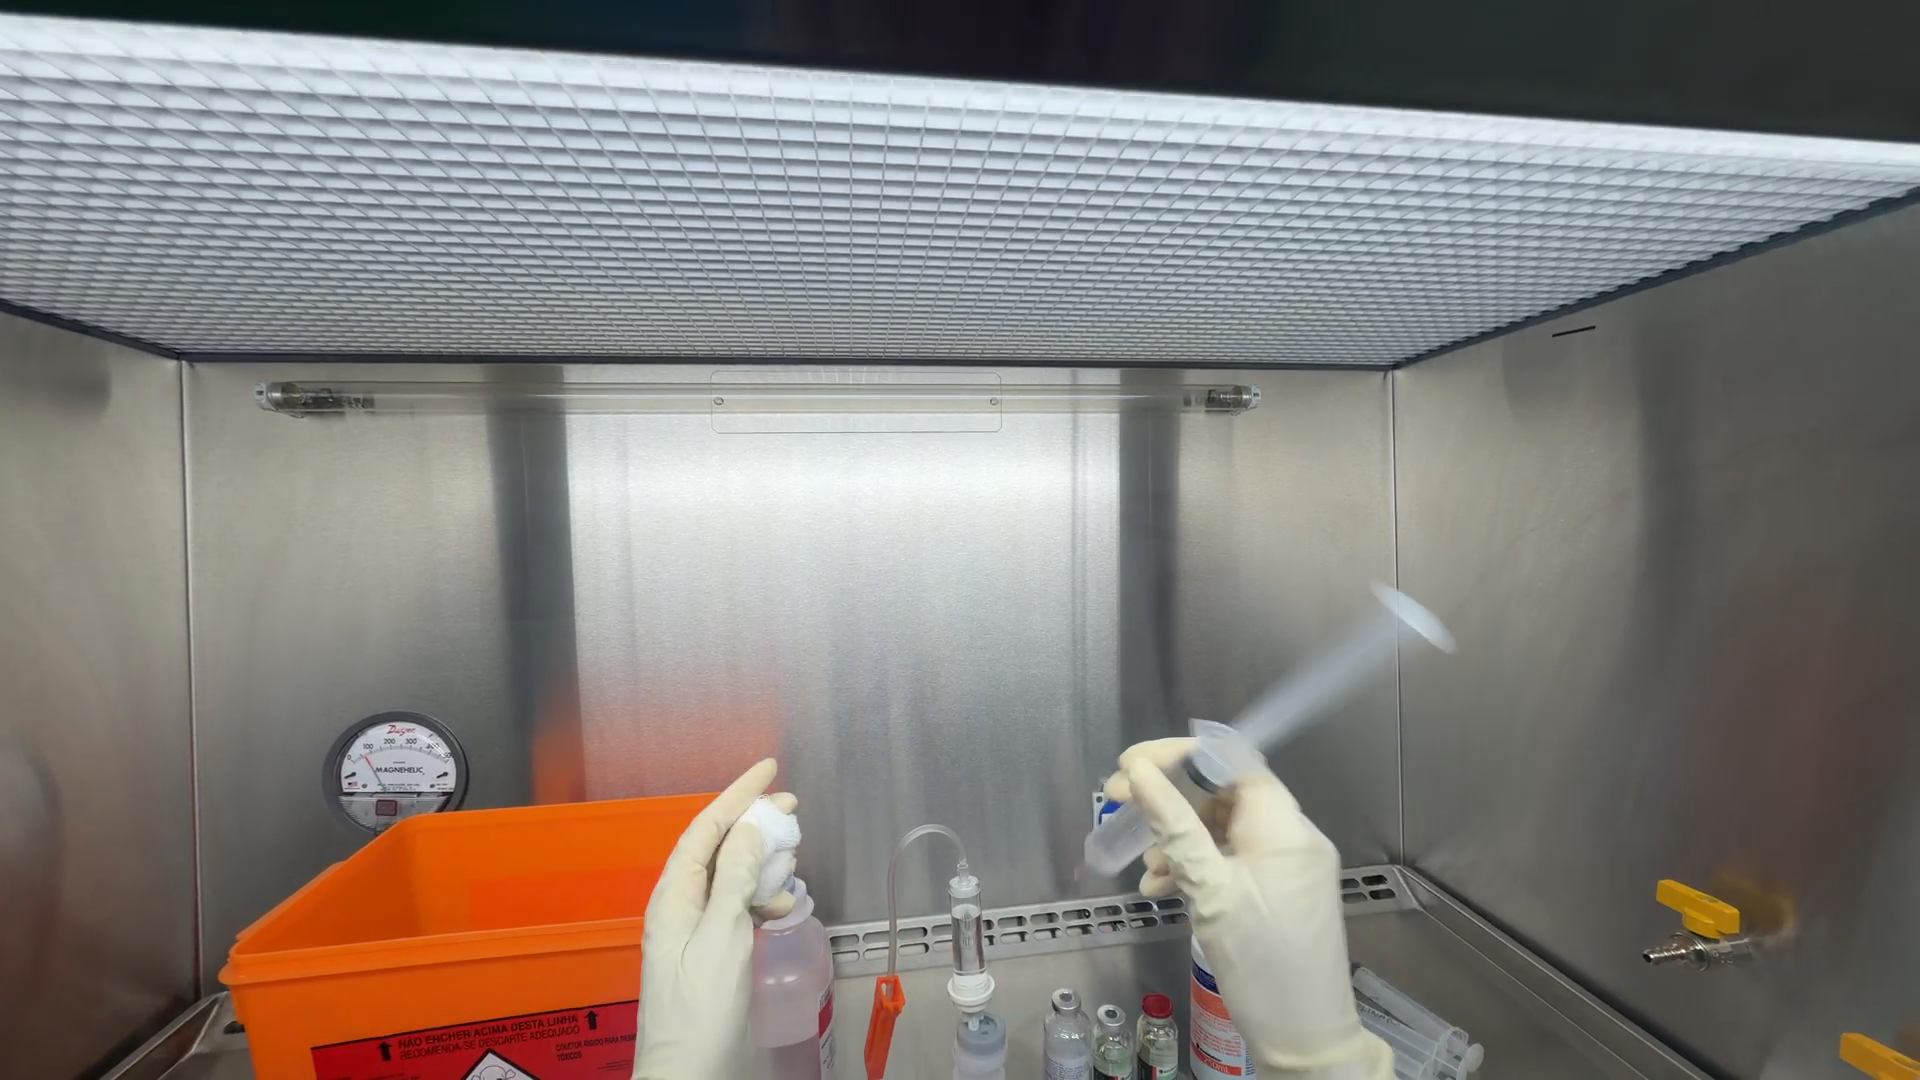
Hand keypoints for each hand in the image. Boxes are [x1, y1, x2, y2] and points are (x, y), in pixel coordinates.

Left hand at [633, 759, 797, 1078]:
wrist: (688, 1076)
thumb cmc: (700, 1007)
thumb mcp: (722, 937)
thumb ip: (736, 879)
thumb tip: (750, 828)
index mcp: (675, 895)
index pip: (707, 827)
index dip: (737, 793)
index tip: (769, 767)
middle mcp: (682, 903)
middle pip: (720, 846)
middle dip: (754, 821)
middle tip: (792, 806)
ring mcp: (696, 927)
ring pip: (733, 873)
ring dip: (762, 859)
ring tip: (791, 852)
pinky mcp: (712, 948)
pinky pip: (739, 904)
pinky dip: (762, 896)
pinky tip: (782, 903)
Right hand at [1106, 739, 1391, 1079]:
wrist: (1307, 1043)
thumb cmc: (1261, 962)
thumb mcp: (1208, 888)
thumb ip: (1172, 823)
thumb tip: (1137, 771)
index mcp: (1284, 828)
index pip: (1231, 761)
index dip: (1179, 755)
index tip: (1133, 765)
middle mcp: (1290, 836)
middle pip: (1222, 791)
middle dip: (1170, 796)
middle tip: (1121, 802)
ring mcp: (1284, 864)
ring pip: (1220, 825)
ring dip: (1177, 834)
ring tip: (1143, 860)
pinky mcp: (1276, 888)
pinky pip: (1229, 856)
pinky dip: (1194, 862)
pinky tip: (1161, 885)